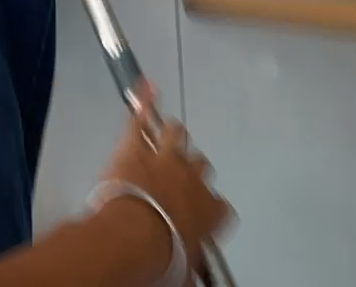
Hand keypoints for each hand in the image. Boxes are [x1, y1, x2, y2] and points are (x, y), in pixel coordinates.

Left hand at [99, 94, 232, 256]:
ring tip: (163, 136)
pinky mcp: (137, 143)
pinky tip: (146, 86)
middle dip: (189, 166)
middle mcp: (193, 178)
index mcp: (210, 211)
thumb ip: (192, 260)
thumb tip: (188, 274)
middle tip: (175, 174)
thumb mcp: (185, 268)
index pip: (220, 204)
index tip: (197, 207)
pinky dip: (144, 98)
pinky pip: (142, 115)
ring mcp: (165, 155)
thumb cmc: (162, 254)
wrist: (135, 232)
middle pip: (200, 163)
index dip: (207, 203)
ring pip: (176, 133)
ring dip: (170, 135)